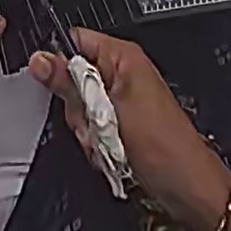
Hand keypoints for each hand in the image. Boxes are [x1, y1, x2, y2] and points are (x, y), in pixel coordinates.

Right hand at [29, 28, 230, 230]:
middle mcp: (121, 72)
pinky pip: (90, 124)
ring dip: (86, 128)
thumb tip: (40, 60)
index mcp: (121, 55)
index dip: (59, 61)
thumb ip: (70, 84)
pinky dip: (94, 141)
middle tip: (93, 120)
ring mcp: (120, 98)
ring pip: (79, 105)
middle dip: (76, 106)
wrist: (190, 190)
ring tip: (106, 140)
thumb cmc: (165, 147)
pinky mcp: (120, 121)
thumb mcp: (107, 111)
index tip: (56, 83)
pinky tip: (110, 151)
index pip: (72, 40)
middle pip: (72, 77)